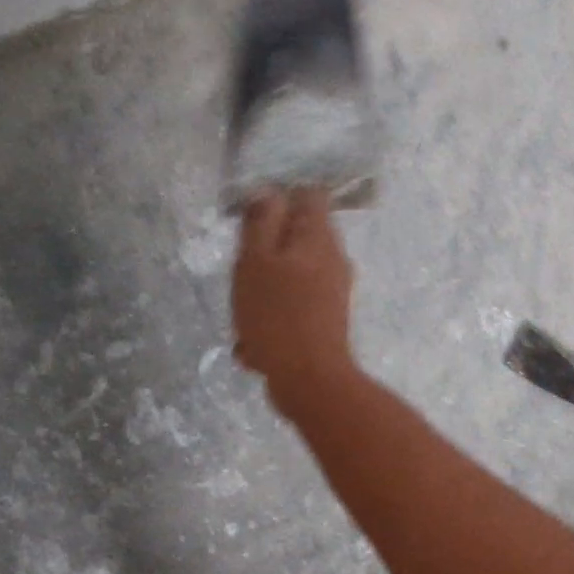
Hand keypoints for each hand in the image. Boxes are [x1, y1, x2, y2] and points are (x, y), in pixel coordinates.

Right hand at [232, 188, 358, 404]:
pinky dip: (271, 323)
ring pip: (290, 279)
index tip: (251, 218)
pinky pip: (292, 311)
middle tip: (240, 275)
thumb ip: (260, 223)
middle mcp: (333, 260)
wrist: (309, 382)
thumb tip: (267, 191)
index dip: (279, 198)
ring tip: (243, 320)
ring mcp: (332, 294)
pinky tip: (253, 348)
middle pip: (297, 239)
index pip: (308, 194)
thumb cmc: (276, 316)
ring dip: (263, 294)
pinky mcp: (326, 324)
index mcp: (317, 237)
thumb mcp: (255, 262)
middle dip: (264, 254)